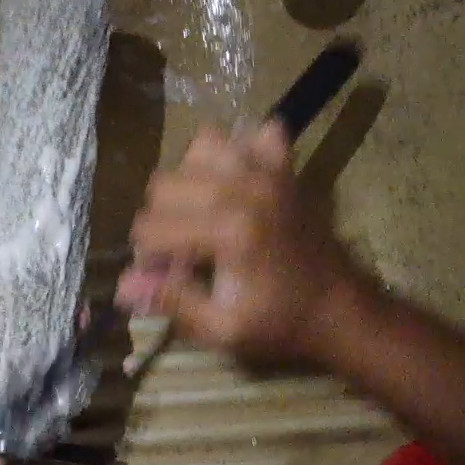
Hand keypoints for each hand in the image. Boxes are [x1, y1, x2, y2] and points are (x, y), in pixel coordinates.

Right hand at [115, 121, 369, 363]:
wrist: (342, 312)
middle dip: (160, 218)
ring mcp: (269, 172)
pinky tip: (236, 186)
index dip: (148, 259)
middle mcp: (244, 190)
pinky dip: (237, 153)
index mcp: (227, 232)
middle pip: (164, 183)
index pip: (149, 227)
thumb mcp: (219, 329)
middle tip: (182, 252)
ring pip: (200, 147)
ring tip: (202, 214)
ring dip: (191, 180)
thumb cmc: (279, 325)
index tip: (167, 280)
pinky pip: (252, 134)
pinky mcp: (286, 168)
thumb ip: (170, 300)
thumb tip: (122, 287)